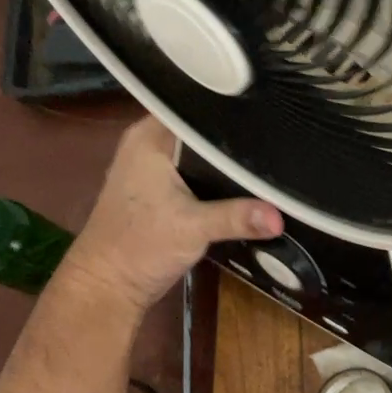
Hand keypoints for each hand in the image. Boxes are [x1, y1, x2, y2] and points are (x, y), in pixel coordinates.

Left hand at [62, 116, 282, 310]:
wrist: (109, 286)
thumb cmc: (140, 246)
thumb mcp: (194, 228)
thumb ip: (237, 217)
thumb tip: (280, 217)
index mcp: (151, 138)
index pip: (198, 106)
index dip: (234, 108)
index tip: (271, 110)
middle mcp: (151, 144)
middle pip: (204, 129)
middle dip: (238, 136)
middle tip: (282, 135)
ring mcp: (155, 167)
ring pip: (203, 152)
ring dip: (230, 158)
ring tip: (274, 156)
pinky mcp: (163, 189)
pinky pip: (199, 171)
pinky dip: (220, 177)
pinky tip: (249, 182)